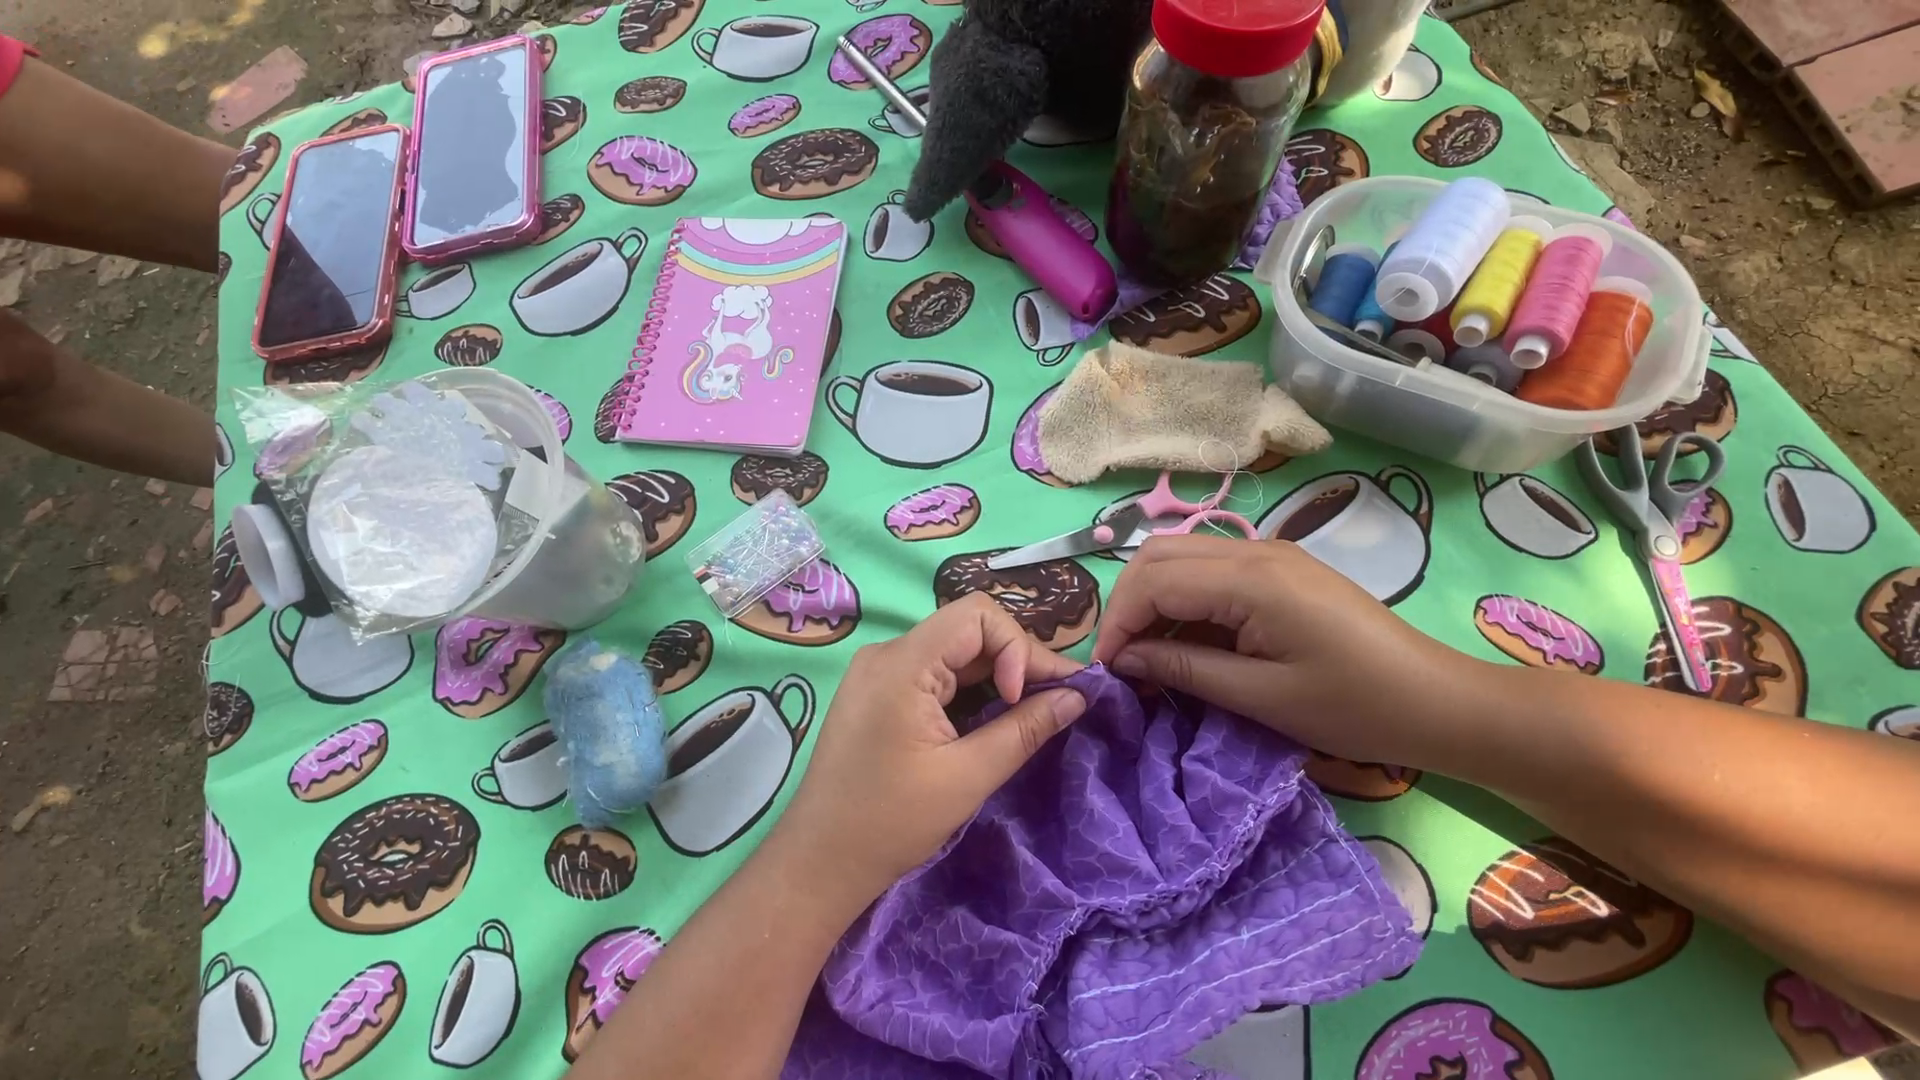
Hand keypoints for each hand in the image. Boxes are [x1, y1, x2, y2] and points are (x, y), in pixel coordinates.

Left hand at [771, 593, 1086, 903]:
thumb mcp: (968, 777)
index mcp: (902, 664)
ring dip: (997, 676)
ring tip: (1032, 710)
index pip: (977, 616)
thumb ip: (1024, 730)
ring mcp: (879, 672)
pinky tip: (994, 715)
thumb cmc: (890, 823)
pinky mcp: (879, 693)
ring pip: (954, 651)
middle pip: (968, 630)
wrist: (819, 861)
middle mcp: (887, 654)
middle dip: (1017, 661)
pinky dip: (970, 689)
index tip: (1027, 698)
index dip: (1017, 647)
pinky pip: (935, 672)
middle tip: (1057, 701)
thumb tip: (1076, 697)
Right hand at [1090, 535, 1490, 770]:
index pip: (1153, 581)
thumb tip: (1123, 660)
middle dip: (1128, 603)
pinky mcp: (1279, 567)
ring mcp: (1269, 552)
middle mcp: (1254, 549)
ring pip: (1180, 555)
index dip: (1118, 623)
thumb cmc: (1355, 707)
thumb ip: (1185, 670)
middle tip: (1124, 660)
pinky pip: (1209, 569)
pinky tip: (1187, 641)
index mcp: (1251, 579)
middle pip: (1158, 554)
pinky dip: (1183, 599)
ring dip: (1152, 599)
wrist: (1438, 700)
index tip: (1107, 672)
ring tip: (1149, 655)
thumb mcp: (1261, 698)